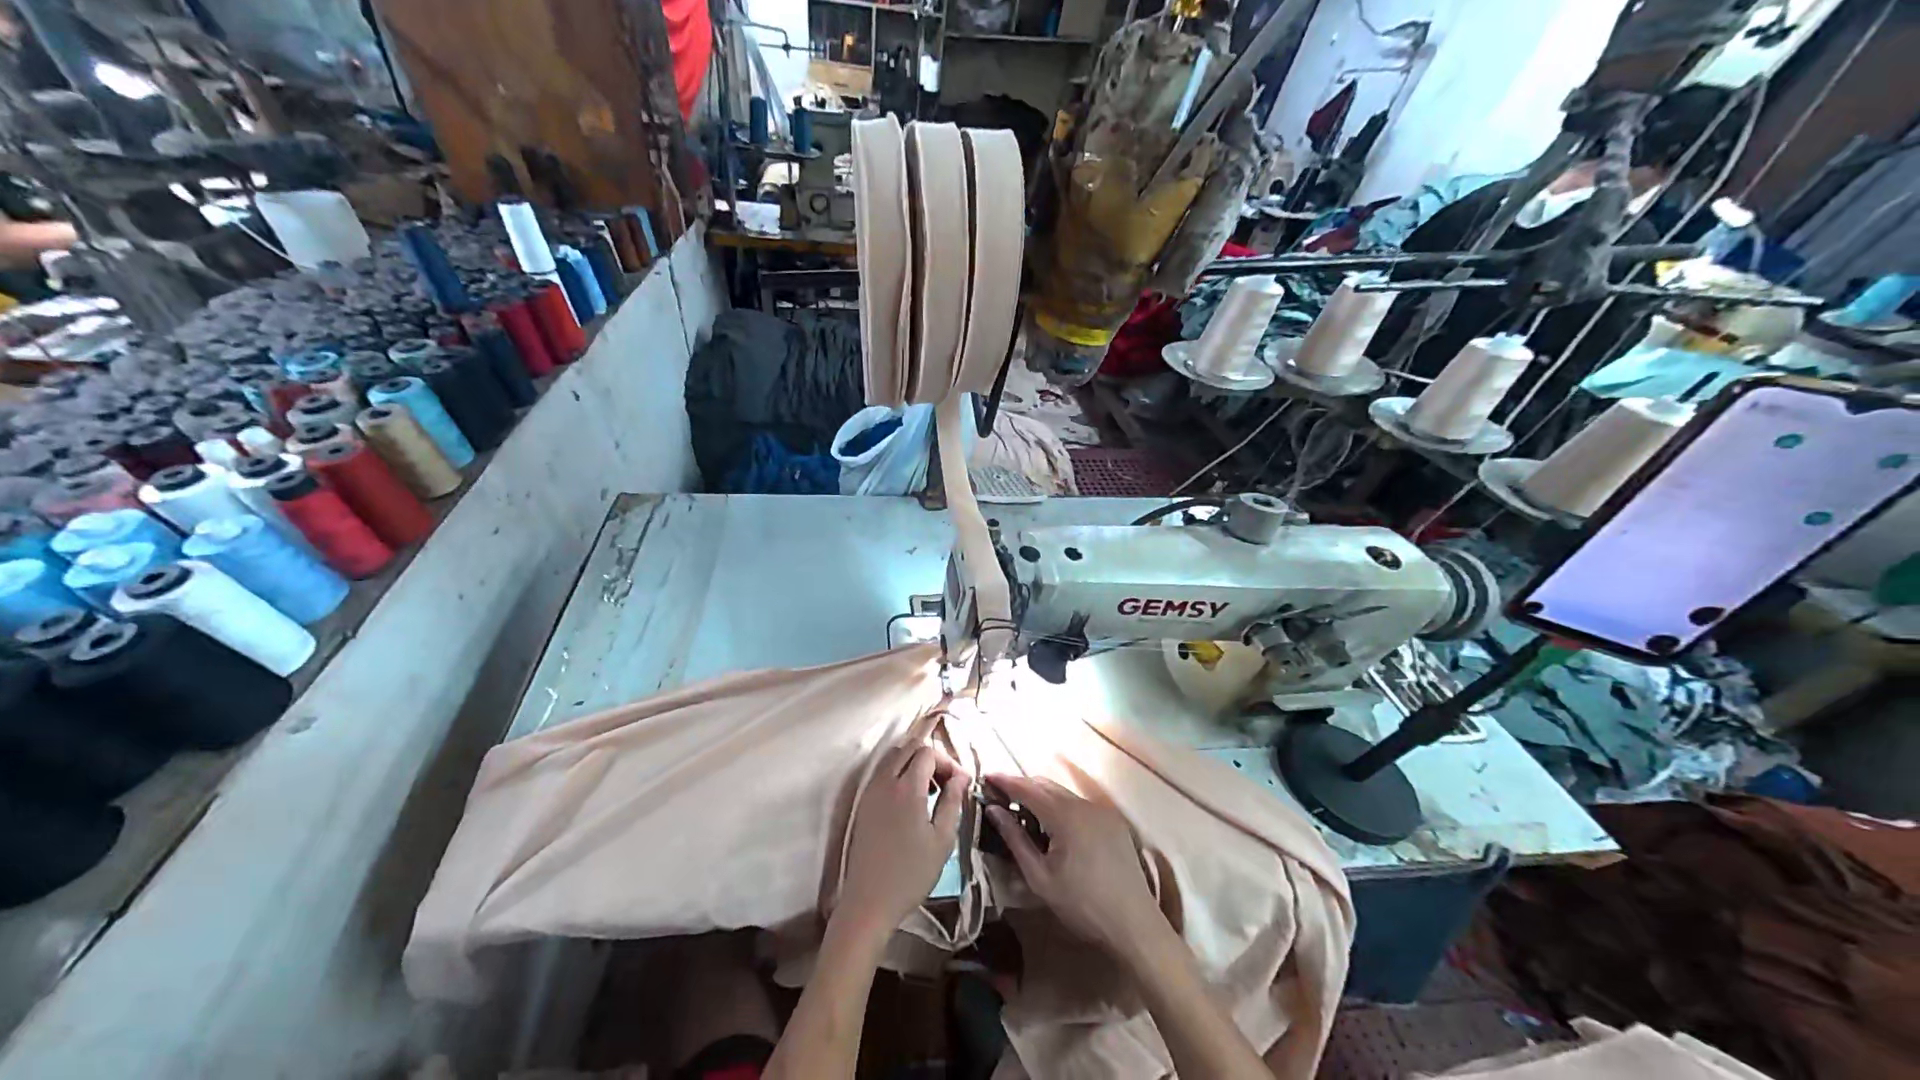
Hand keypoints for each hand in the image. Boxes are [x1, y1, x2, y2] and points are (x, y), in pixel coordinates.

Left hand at [837, 741, 969, 935]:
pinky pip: (882, 773)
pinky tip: (910, 802)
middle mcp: (885, 781)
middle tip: (946, 784)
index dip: (948, 762)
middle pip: (909, 748)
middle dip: (931, 758)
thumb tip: (961, 777)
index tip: (960, 784)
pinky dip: (899, 774)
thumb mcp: (942, 840)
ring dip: (913, 764)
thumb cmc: (912, 873)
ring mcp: (870, 791)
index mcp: (907, 787)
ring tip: (930, 792)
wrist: (869, 900)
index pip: (928, 753)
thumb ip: (952, 802)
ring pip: (893, 757)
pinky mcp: (862, 803)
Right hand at [984, 773, 1166, 961]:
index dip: (1005, 781)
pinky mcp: (1113, 822)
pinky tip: (1053, 826)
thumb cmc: (1081, 904)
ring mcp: (1102, 812)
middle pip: (1046, 785)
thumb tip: (994, 810)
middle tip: (999, 796)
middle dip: (1021, 786)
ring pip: (1063, 794)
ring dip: (1041, 796)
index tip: (986, 777)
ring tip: (1022, 811)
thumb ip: (1015, 839)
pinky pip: (1079, 805)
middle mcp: (1085, 805)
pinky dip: (1060, 806)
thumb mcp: (1040, 876)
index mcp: (1065, 815)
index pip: (1028, 788)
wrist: (1133, 923)